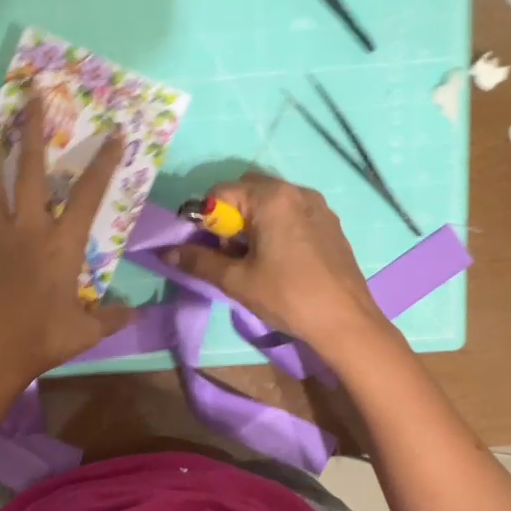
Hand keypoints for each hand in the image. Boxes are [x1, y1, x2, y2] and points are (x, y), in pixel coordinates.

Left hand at [0, 94, 132, 388]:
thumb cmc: (41, 342)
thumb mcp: (85, 332)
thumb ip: (112, 318)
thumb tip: (136, 313)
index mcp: (61, 246)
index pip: (88, 196)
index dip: (103, 163)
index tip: (115, 133)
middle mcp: (27, 231)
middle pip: (30, 171)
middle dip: (32, 130)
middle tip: (31, 96)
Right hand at [166, 172, 387, 345]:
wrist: (344, 320)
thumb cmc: (287, 296)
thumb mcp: (236, 281)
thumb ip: (198, 261)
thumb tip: (166, 252)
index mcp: (271, 198)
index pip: (220, 192)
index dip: (203, 218)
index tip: (203, 247)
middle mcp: (296, 191)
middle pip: (247, 191)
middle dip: (228, 217)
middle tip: (227, 254)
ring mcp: (318, 206)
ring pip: (270, 203)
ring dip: (251, 223)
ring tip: (252, 260)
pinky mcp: (329, 224)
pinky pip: (292, 214)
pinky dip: (275, 228)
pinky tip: (278, 262)